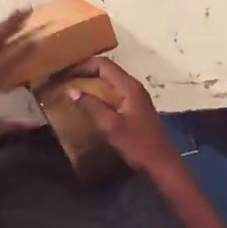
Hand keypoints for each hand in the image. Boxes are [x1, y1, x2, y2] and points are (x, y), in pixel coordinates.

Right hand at [64, 58, 180, 177]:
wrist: (161, 162)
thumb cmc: (137, 144)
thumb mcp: (110, 126)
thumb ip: (91, 106)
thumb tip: (71, 90)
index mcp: (129, 87)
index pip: (103, 65)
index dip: (83, 65)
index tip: (65, 73)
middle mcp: (133, 86)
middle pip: (107, 70)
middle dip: (85, 71)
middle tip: (65, 79)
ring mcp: (136, 96)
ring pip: (110, 80)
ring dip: (92, 81)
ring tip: (73, 87)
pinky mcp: (135, 106)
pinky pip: (114, 91)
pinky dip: (99, 91)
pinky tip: (89, 101)